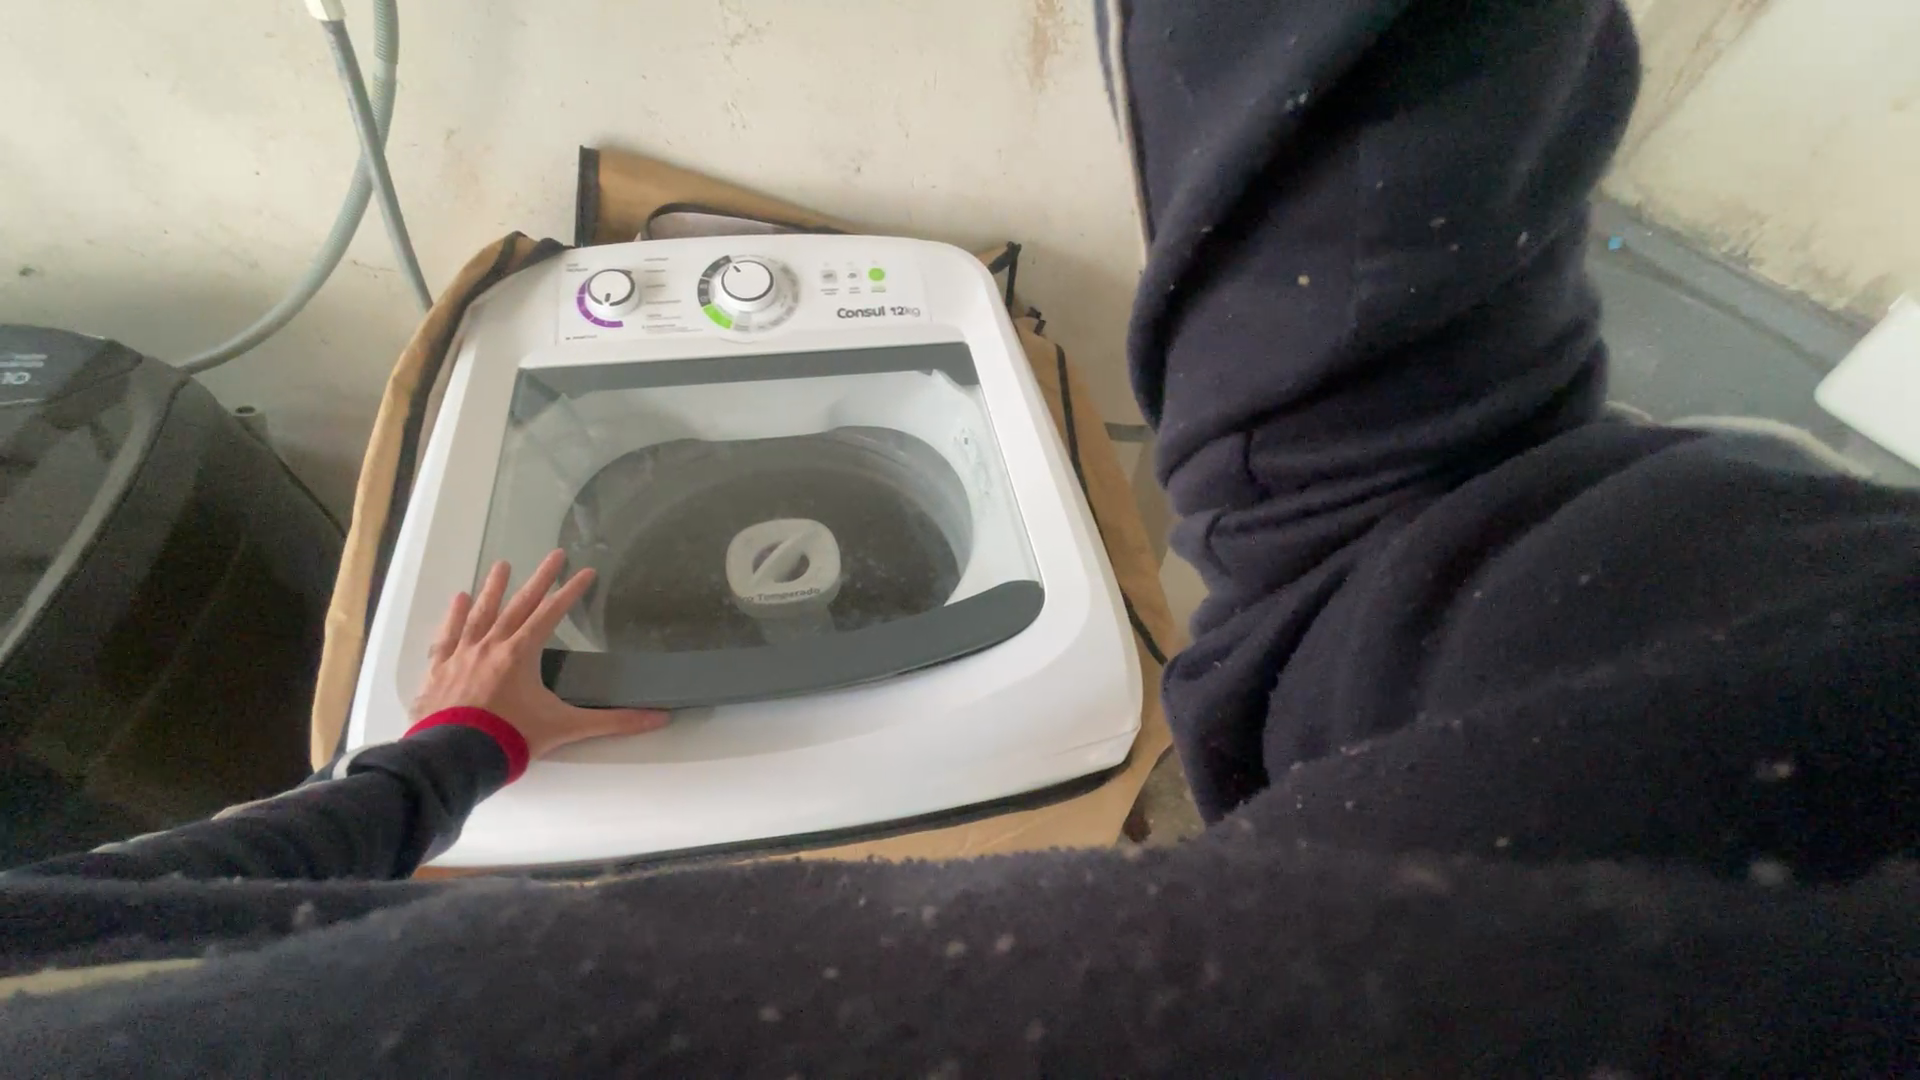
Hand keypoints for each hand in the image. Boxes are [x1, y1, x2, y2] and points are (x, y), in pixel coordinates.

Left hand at [411, 550, 668, 758]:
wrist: (453, 759)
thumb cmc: (512, 738)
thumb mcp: (566, 728)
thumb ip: (613, 722)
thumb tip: (660, 719)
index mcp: (522, 654)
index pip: (552, 614)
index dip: (572, 591)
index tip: (587, 571)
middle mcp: (492, 646)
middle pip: (519, 605)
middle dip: (540, 579)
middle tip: (555, 554)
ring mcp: (462, 656)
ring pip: (481, 614)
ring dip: (493, 588)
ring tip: (502, 565)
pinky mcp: (438, 671)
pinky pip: (447, 636)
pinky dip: (452, 617)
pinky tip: (458, 599)